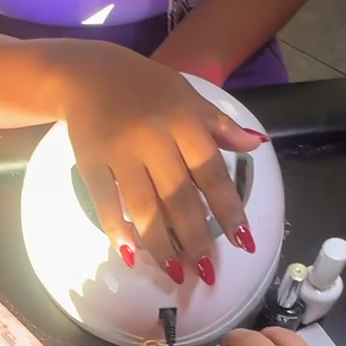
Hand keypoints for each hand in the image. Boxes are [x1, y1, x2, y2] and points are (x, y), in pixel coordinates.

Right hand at [59, 43, 264, 283]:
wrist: (88, 73)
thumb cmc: (145, 89)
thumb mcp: (188, 97)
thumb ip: (220, 126)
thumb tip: (257, 145)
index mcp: (184, 121)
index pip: (213, 173)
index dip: (229, 210)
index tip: (243, 242)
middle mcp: (154, 138)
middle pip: (180, 198)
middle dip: (196, 238)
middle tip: (207, 271)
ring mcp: (120, 152)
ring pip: (144, 206)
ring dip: (161, 244)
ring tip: (175, 272)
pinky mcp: (90, 163)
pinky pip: (105, 202)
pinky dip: (117, 229)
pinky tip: (130, 254)